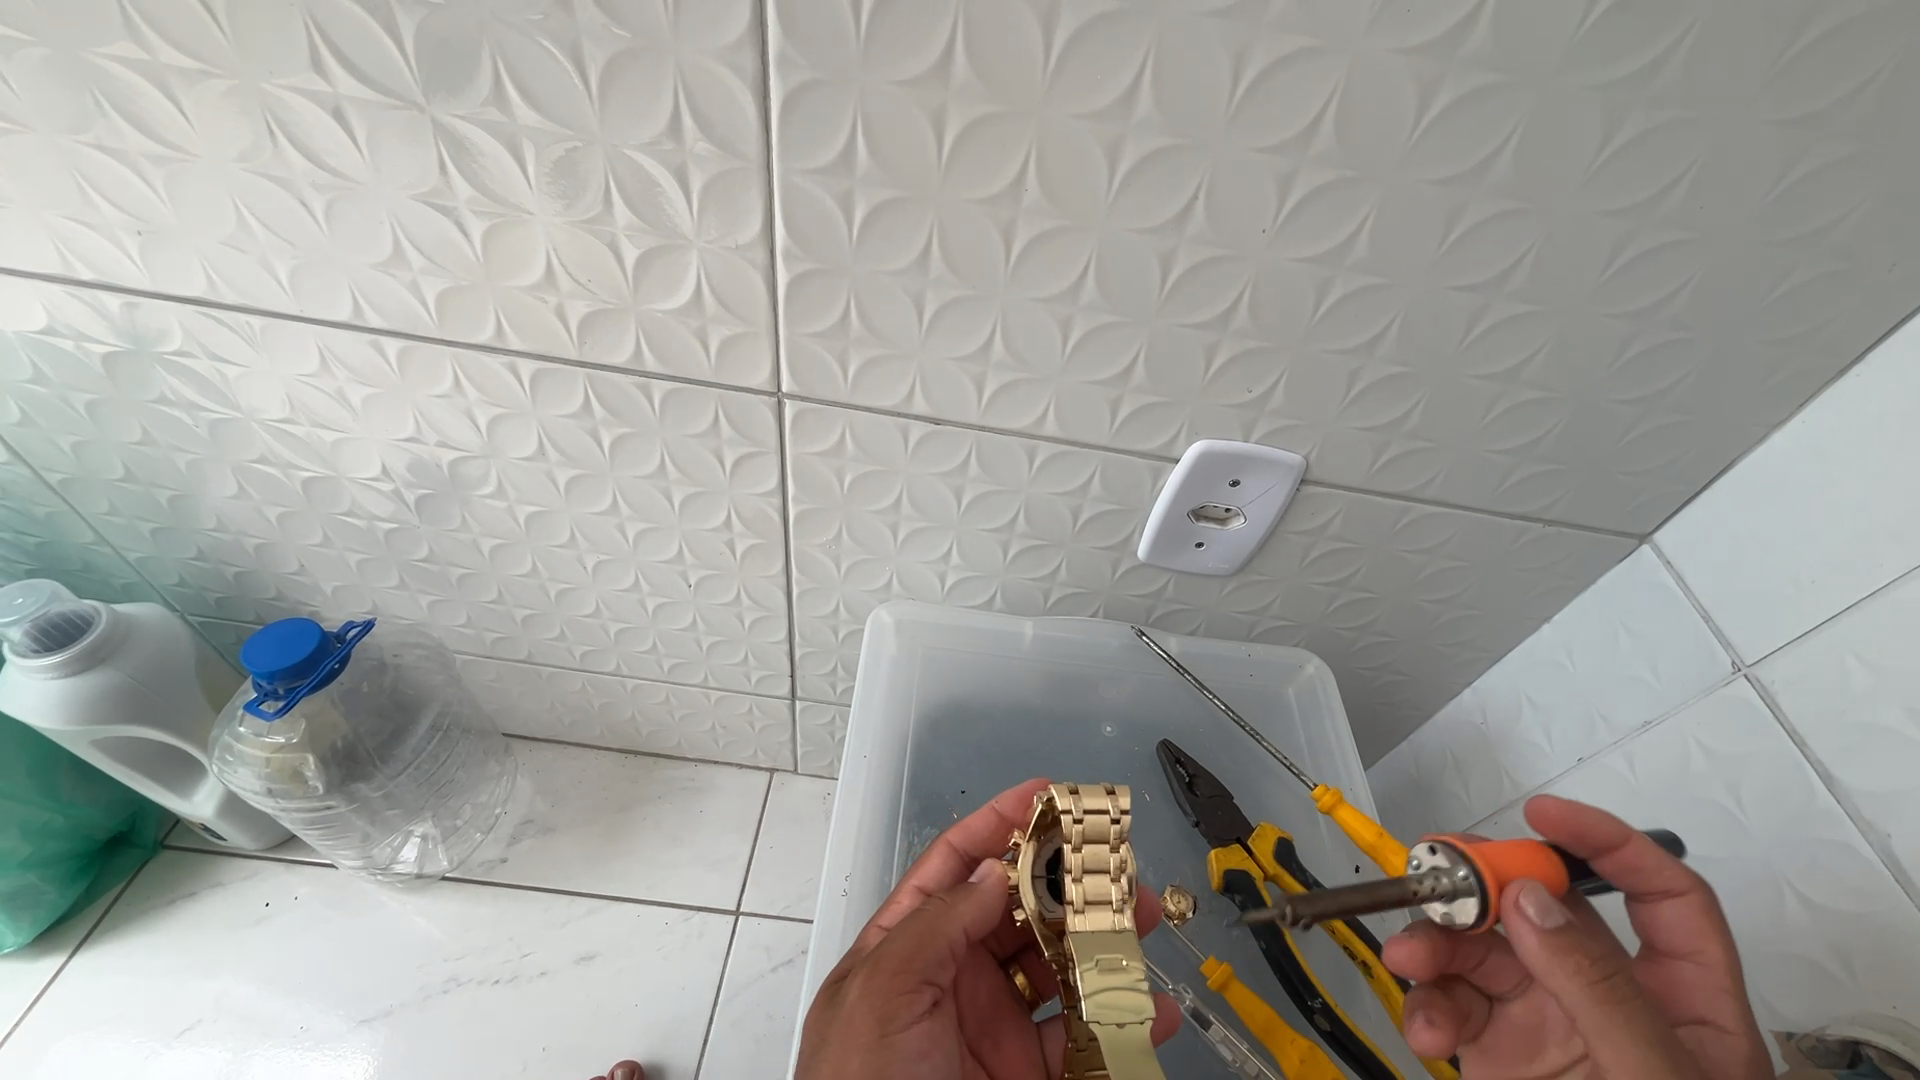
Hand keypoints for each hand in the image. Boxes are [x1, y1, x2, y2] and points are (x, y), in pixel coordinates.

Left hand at [796, 778, 1179, 1079]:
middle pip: (1016, 908)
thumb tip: (991, 870)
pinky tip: (1152, 1013)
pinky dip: (1119, 1024)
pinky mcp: (1021, 1074)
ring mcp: (989, 1025)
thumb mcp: (883, 991)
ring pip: (1054, 966)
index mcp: (908, 941)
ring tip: (1143, 921)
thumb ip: (938, 924)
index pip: (955, 863)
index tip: (1046, 795)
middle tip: (1116, 865)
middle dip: (1066, 880)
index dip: (998, 823)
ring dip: (1100, 942)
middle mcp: (951, 973)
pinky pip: (1078, 1041)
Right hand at [1382, 795, 1770, 1079]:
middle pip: (1537, 907)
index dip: (1606, 843)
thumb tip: (1529, 897)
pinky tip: (1426, 1033)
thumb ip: (1600, 990)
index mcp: (1681, 1002)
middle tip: (1431, 878)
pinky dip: (1426, 1005)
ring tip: (1409, 964)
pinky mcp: (1490, 1046)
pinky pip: (1447, 1000)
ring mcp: (1541, 1018)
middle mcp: (1603, 993)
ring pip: (1477, 945)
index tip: (1539, 811)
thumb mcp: (1651, 1079)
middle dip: (1478, 888)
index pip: (1661, 898)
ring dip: (1433, 943)